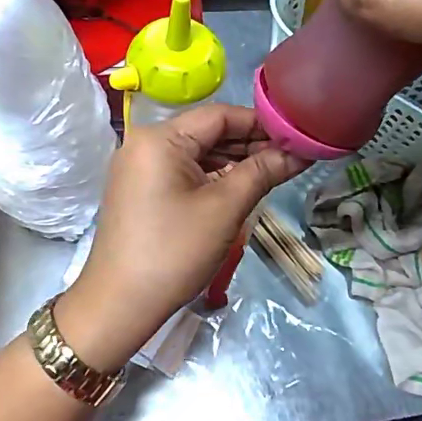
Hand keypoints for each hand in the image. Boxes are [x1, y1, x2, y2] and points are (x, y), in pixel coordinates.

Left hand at [60, 104, 308, 369]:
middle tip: (293, 157)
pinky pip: (184, 172)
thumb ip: (264, 172)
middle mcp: (145, 144)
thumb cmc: (174, 251)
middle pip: (208, 132)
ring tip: (276, 173)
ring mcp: (140, 168)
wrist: (119, 305)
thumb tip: (302, 153)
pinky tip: (243, 187)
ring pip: (198, 153)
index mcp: (160, 138)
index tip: (296, 136)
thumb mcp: (226, 208)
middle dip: (251, 144)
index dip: (262, 123)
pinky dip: (214, 177)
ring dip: (235, 162)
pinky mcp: (141, 190)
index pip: (220, 115)